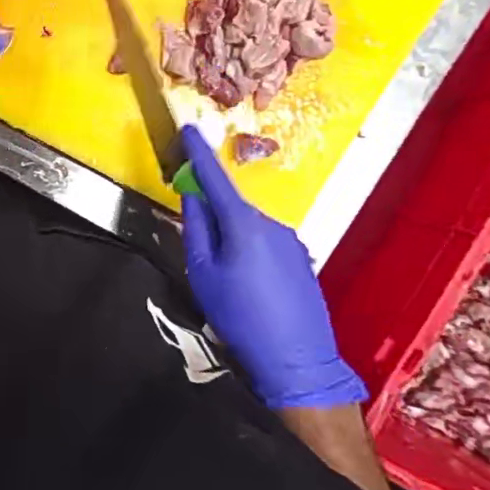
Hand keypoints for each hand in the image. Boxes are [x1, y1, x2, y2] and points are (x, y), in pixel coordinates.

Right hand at [180, 126, 366, 409]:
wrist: (296, 359)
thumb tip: (193, 198)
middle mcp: (272, 225)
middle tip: (195, 249)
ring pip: (247, 229)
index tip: (190, 130)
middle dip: (210, 216)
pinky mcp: (300, 260)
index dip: (199, 154)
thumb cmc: (238, 315)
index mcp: (244, 225)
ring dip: (229, 240)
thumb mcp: (203, 273)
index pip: (216, 179)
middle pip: (231, 208)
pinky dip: (247, 253)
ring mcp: (290, 242)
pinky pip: (264, 245)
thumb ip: (196, 230)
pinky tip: (244, 287)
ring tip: (222, 282)